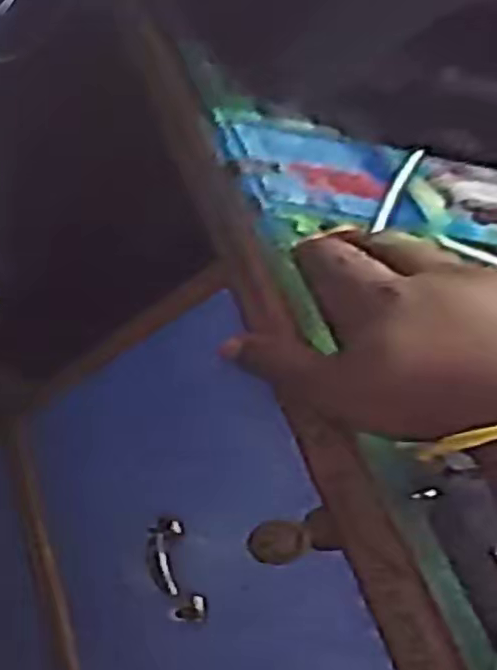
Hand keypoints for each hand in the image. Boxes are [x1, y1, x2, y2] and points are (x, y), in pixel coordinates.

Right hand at [224, 229, 496, 439]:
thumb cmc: (419, 394)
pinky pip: (474, 274)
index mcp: (374, 298)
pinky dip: (448, 278)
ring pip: (435, 255)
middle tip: (341, 246)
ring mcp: (484, 281)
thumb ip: (280, 362)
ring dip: (407, 256)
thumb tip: (231, 344)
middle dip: (360, 242)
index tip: (297, 250)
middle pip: (390, 244)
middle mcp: (429, 277)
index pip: (333, 261)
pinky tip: (445, 294)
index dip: (311, 253)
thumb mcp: (330, 388)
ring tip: (393, 267)